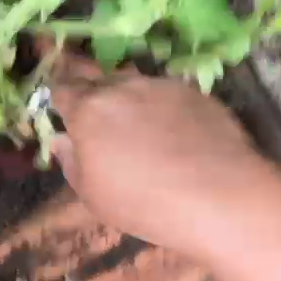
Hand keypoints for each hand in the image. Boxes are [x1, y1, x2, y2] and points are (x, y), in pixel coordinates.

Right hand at [50, 57, 280, 263]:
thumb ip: (71, 162)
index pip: (61, 87)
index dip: (57, 94)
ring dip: (126, 96)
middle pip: (95, 76)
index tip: (60, 104)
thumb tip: (62, 141)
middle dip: (87, 86)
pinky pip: (166, 93)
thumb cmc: (145, 203)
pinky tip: (173, 134)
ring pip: (133, 82)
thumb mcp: (93, 195)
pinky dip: (161, 107)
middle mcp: (121, 87)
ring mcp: (161, 85)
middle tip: (92, 108)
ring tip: (135, 125)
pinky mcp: (195, 92)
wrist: (223, 197)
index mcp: (87, 109)